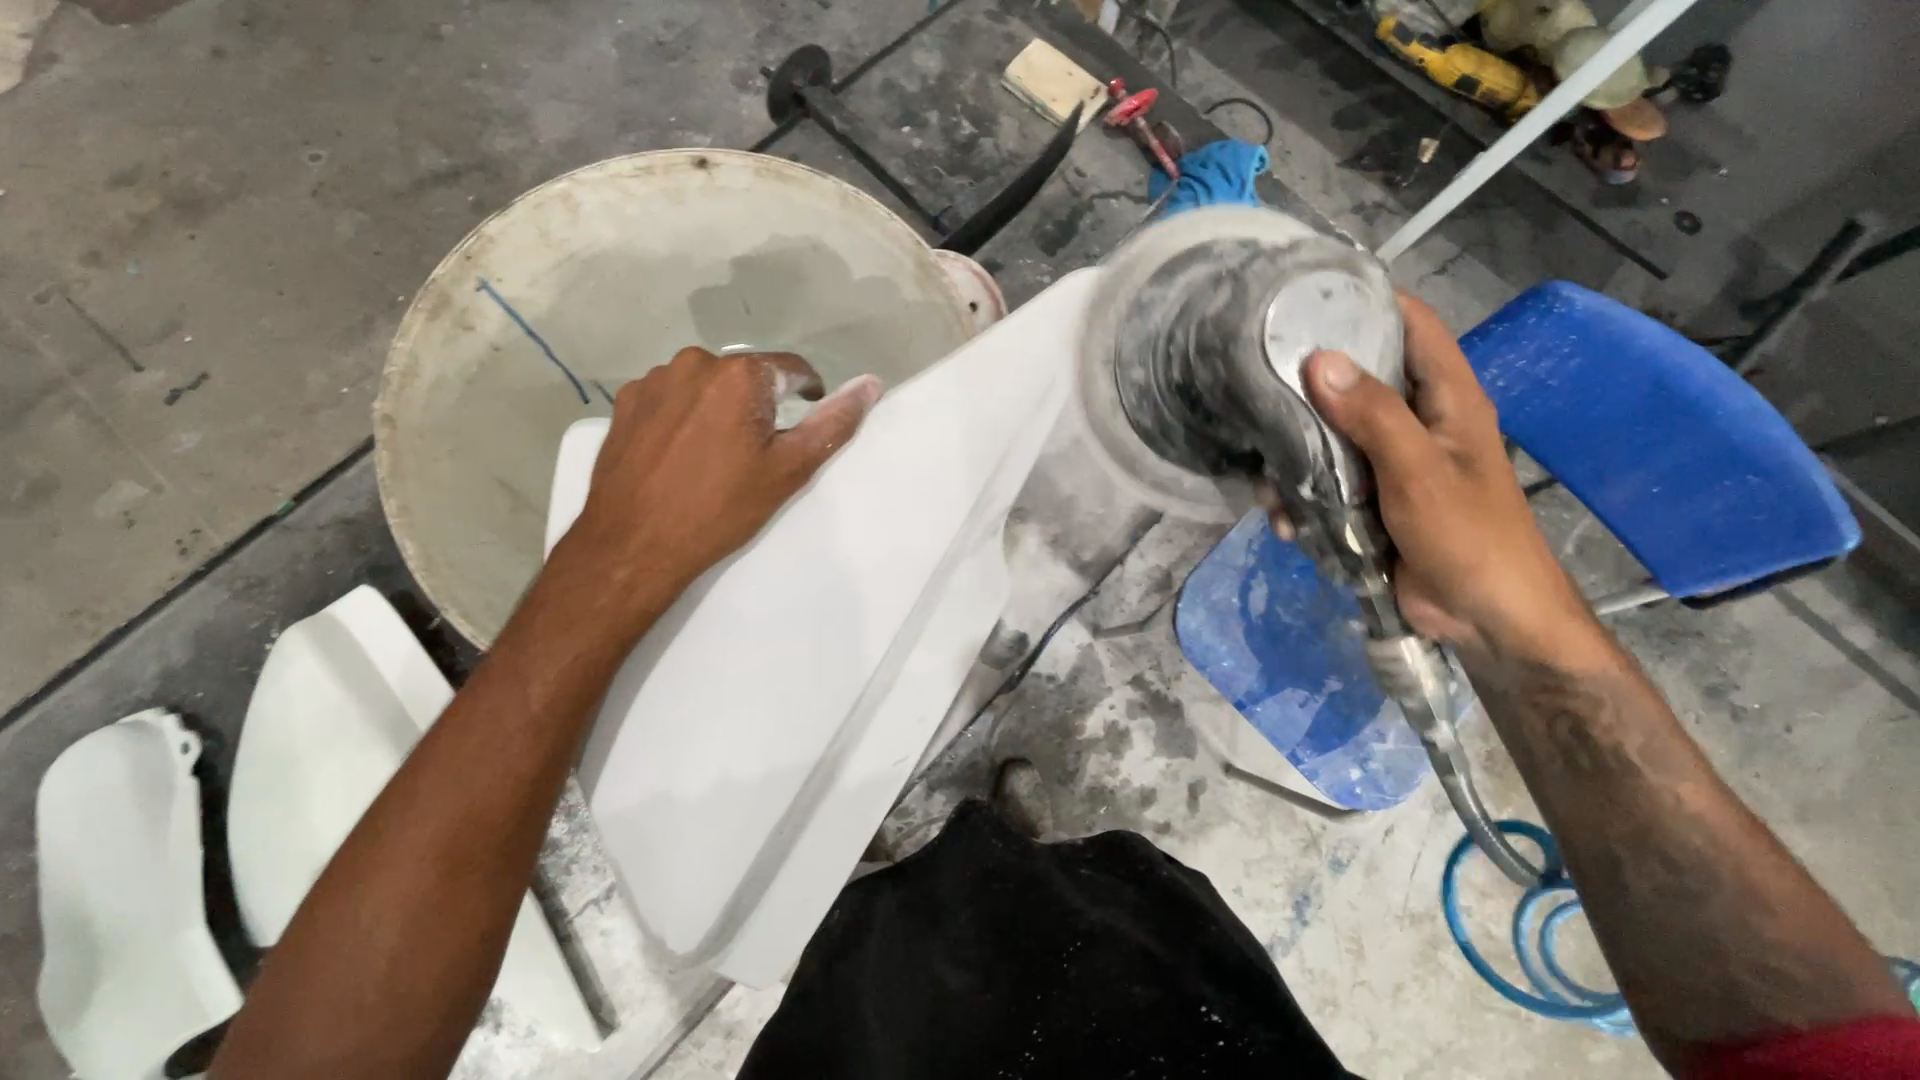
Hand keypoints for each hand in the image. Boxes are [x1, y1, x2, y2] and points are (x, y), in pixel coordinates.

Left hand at [555, 348, 881, 615]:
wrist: (633, 544)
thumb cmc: (720, 509)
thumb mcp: (789, 471)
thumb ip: (833, 423)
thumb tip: (871, 385)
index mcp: (741, 375)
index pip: (792, 370)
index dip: (807, 395)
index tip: (805, 423)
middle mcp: (695, 363)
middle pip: (745, 377)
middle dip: (758, 406)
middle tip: (757, 454)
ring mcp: (654, 380)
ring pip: (706, 387)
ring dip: (718, 409)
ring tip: (715, 456)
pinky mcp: (625, 402)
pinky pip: (670, 399)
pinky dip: (683, 417)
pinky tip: (680, 456)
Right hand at [1293, 295, 1604, 662]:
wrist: (1485, 618)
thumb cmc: (1468, 535)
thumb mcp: (1418, 470)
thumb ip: (1372, 414)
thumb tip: (1319, 359)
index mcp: (1446, 398)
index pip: (1412, 324)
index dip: (1368, 300)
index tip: (1308, 295)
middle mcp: (1416, 421)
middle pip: (1356, 380)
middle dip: (1308, 388)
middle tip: (1256, 386)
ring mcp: (1390, 464)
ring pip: (1330, 439)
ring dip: (1295, 460)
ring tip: (1269, 488)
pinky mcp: (1371, 502)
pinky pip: (1326, 486)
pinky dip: (1303, 502)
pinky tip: (1288, 524)